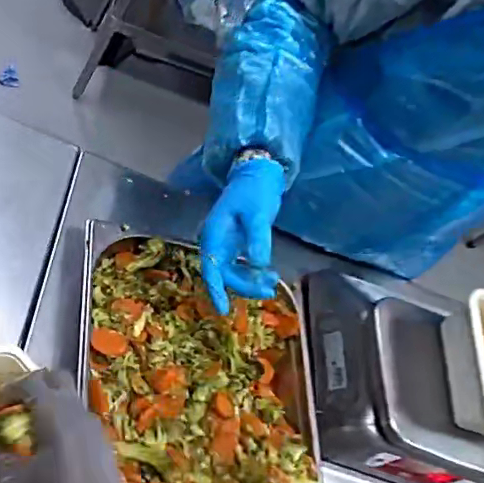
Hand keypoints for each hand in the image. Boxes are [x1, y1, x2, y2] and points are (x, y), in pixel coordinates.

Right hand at [0, 370, 156, 482]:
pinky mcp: (104, 448)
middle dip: (31, 387)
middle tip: (11, 408)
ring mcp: (96, 431)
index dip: (7, 391)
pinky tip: (49, 451)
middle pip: (56, 380)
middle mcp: (79, 415)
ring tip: (27, 430)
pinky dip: (61, 423)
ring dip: (48, 405)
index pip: (30, 382)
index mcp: (56, 416)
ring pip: (70, 400)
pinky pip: (79, 421)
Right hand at [199, 158, 285, 316]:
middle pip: (224, 273)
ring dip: (249, 280)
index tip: (222, 310)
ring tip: (272, 281)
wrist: (257, 172)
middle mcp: (216, 242)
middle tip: (268, 290)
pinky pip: (240, 264)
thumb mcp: (259, 213)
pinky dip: (252, 272)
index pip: (211, 268)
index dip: (216, 290)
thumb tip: (258, 265)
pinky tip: (268, 272)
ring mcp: (225, 243)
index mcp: (215, 235)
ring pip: (232, 271)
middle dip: (244, 285)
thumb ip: (258, 240)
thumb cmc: (254, 190)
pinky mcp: (236, 242)